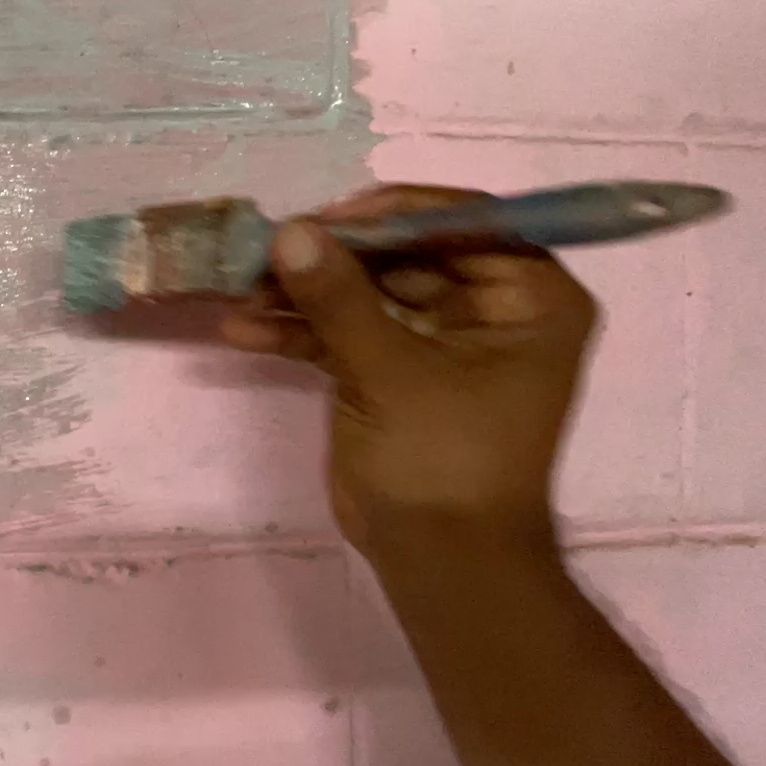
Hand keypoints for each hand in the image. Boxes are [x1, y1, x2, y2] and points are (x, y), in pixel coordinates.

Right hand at [219, 185, 598, 564]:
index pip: (463, 225)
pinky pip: (336, 336)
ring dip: (299, 297)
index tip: (320, 219)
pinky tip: (242, 331)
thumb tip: (289, 232)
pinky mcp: (382, 370)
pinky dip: (294, 334)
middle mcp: (482, 308)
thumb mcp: (390, 371)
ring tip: (240, 294)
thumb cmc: (443, 457)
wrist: (432, 550)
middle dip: (328, 260)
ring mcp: (427, 340)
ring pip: (358, 296)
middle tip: (261, 256)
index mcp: (525, 297)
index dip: (390, 215)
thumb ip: (339, 299)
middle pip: (398, 259)